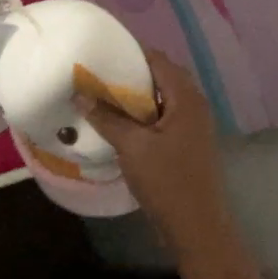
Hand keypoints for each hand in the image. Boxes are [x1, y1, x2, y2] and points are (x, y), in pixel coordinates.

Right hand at [82, 49, 277, 278]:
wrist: (196, 228)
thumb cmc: (167, 181)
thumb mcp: (132, 146)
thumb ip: (106, 118)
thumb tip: (81, 95)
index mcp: (186, 98)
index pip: (158, 60)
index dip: (130, 52)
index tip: (101, 50)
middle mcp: (194, 106)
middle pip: (161, 77)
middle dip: (131, 72)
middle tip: (98, 72)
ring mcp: (193, 126)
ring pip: (161, 98)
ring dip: (136, 95)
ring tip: (103, 94)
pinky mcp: (187, 144)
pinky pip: (163, 116)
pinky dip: (142, 113)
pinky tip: (119, 122)